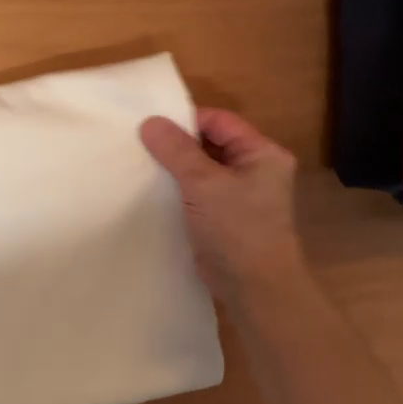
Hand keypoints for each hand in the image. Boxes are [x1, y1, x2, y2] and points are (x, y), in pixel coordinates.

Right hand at [139, 108, 307, 302]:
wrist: (252, 283)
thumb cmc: (236, 227)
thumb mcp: (203, 183)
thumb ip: (177, 151)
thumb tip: (149, 122)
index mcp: (262, 153)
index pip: (221, 122)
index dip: (186, 120)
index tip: (150, 127)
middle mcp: (254, 169)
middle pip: (210, 143)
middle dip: (176, 143)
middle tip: (139, 144)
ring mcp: (239, 194)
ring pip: (201, 168)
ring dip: (174, 167)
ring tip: (140, 165)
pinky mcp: (222, 215)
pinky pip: (196, 191)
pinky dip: (176, 188)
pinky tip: (151, 191)